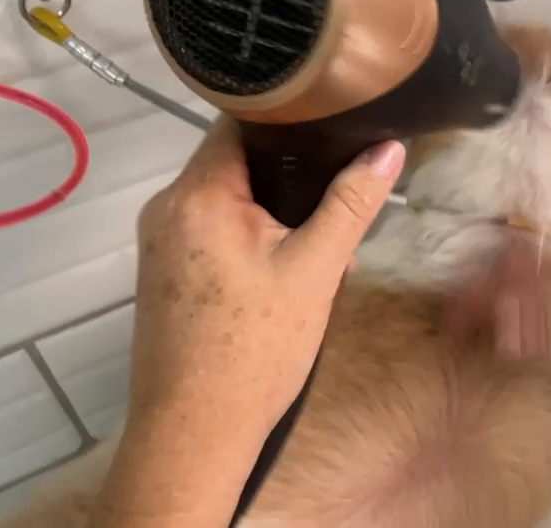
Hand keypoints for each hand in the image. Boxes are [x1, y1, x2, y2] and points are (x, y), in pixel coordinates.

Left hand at [103, 121, 403, 521]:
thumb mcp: (315, 270)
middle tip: (336, 182)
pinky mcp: (165, 268)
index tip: (329, 113)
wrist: (194, 437)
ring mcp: (160, 240)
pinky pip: (212, 224)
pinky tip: (286, 258)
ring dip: (271, 203)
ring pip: (226, 193)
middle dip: (288, 167)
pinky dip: (249, 228)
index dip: (286, 111)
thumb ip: (351, 203)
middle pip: (234, 156)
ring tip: (318, 225)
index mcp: (197, 194)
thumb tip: (390, 149)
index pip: (239, 120)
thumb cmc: (254, 349)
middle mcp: (168, 206)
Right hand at [449, 236, 550, 387]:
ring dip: (501, 285)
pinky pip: (547, 268)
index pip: (518, 280)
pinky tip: (507, 299)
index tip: (454, 318)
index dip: (483, 299)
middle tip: (456, 311)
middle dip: (485, 286)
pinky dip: (524, 285)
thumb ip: (545, 334)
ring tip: (473, 306)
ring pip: (530, 264)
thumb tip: (497, 329)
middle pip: (520, 264)